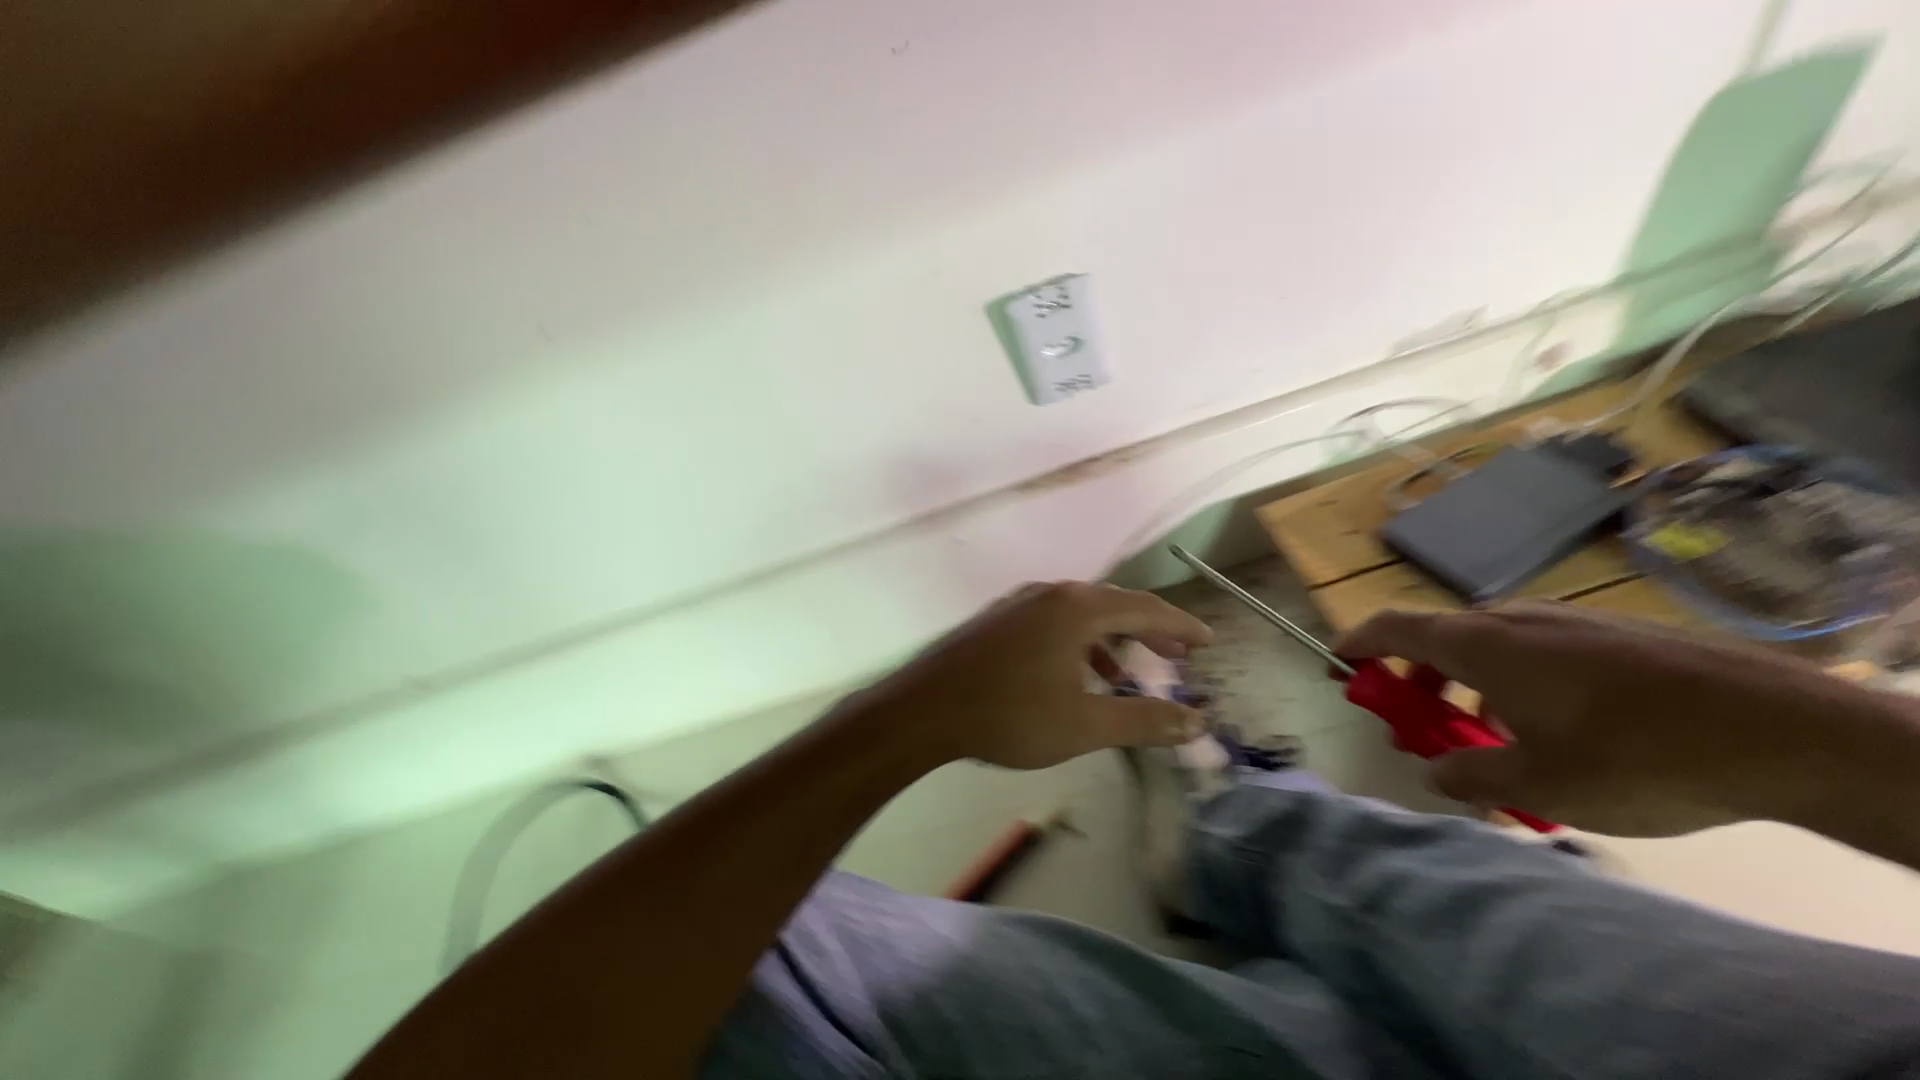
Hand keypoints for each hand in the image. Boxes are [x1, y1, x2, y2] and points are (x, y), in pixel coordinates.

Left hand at [844, 581, 1213, 770]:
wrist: (921, 711)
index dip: (1180, 626)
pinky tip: (1073, 678)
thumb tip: (1196, 723)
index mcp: (1077, 608)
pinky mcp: (995, 620)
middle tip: (1177, 657)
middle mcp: (1050, 593)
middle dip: (1148, 632)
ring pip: (1079, 615)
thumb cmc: (1009, 716)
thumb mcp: (1084, 725)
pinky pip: (1051, 623)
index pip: (1145, 608)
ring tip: (1127, 676)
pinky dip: (1076, 645)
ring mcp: (1018, 603)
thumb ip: (1142, 720)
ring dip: (1110, 642)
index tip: (1206, 642)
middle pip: (1113, 606)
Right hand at [1337, 601, 1903, 835]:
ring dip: (1468, 682)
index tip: (1339, 664)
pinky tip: (1552, 727)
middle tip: (1416, 724)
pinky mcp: (1617, 636)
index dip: (1359, 642)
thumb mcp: (1538, 784)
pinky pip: (1540, 651)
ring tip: (1484, 734)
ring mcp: (1572, 623)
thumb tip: (1435, 772)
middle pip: (1442, 637)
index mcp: (1485, 645)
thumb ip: (1470, 777)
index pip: (1396, 626)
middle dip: (1415, 678)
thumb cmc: (1636, 756)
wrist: (1784, 730)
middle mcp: (1519, 620)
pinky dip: (1515, 680)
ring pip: (1494, 645)